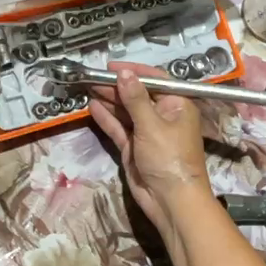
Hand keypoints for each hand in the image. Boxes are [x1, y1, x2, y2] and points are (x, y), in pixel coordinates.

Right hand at [87, 63, 216, 238]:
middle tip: (92, 77)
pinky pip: (119, 128)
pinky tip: (93, 107)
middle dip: (116, 86)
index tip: (111, 66)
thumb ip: (135, 98)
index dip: (134, 71)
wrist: (171, 199)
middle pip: (137, 95)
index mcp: (177, 105)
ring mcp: (146, 132)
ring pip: (125, 111)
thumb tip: (123, 73)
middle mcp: (162, 116)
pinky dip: (107, 118)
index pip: (155, 80)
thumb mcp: (152, 124)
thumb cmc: (170, 158)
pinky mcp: (133, 148)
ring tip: (88, 87)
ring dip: (109, 100)